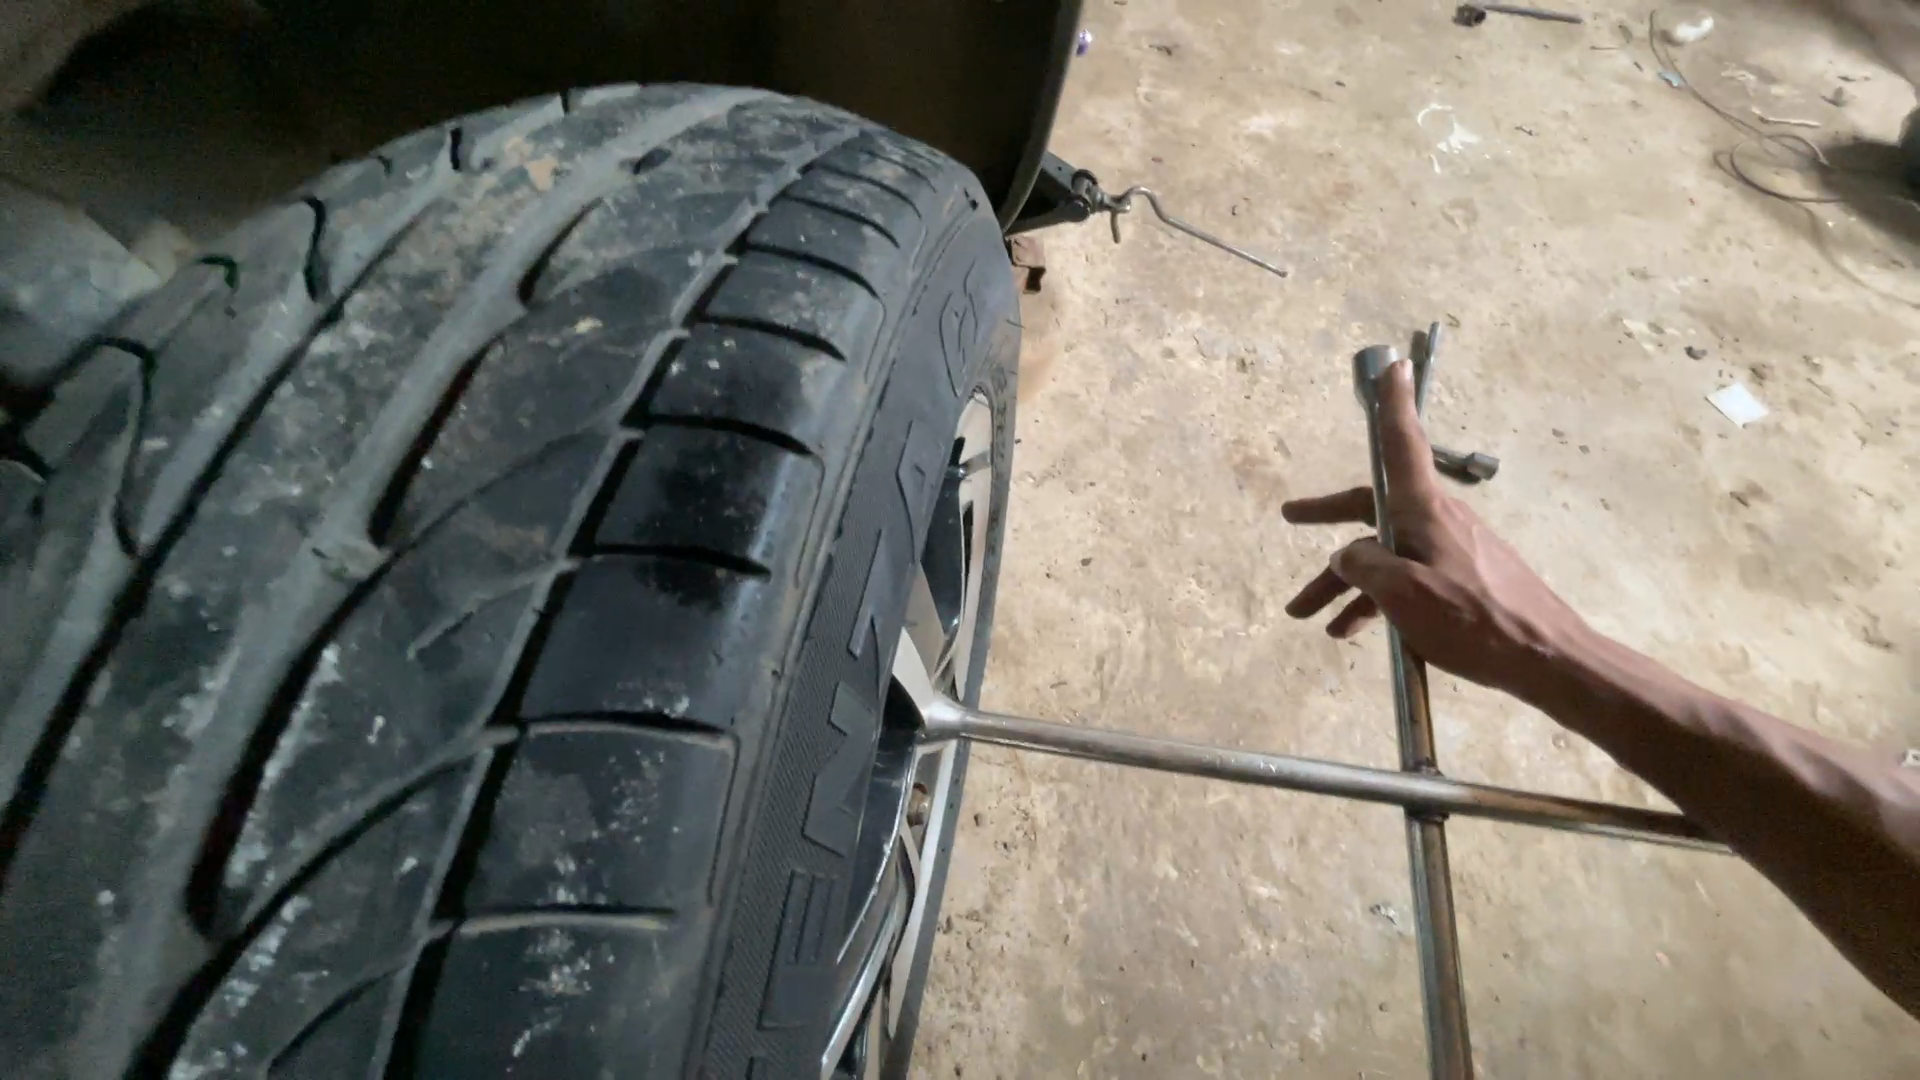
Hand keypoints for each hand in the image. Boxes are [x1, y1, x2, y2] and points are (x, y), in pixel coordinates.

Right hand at [1281, 360, 1592, 703]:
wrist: (1549, 661)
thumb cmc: (1474, 620)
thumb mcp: (1404, 594)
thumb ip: (1364, 566)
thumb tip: (1346, 554)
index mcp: (1424, 512)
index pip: (1403, 446)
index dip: (1393, 406)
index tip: (1391, 367)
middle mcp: (1434, 522)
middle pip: (1369, 509)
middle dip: (1326, 517)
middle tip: (1290, 516)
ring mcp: (1446, 551)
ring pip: (1379, 555)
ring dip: (1339, 582)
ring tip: (1305, 614)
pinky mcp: (1455, 579)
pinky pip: (1400, 579)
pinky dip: (1370, 601)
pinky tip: (1347, 631)